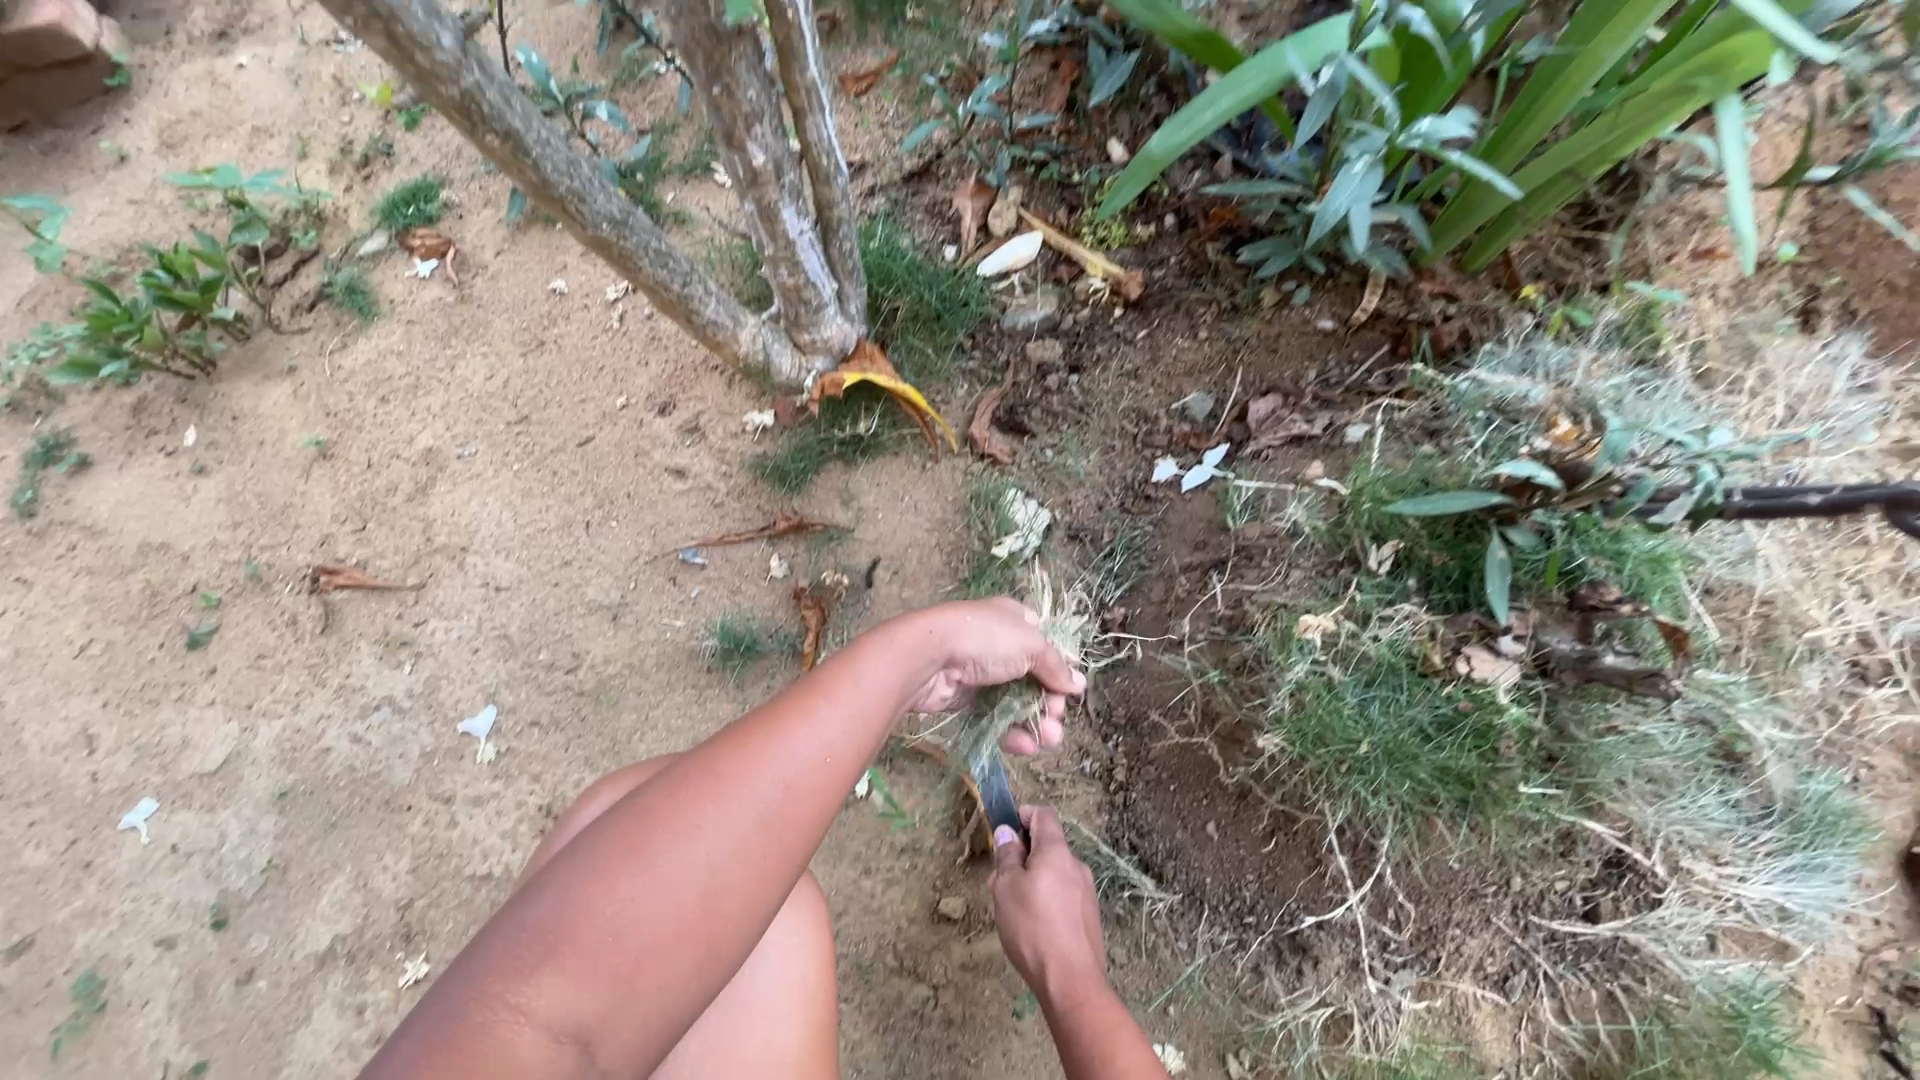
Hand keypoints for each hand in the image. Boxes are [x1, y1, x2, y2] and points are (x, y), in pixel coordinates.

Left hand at [901, 598, 1084, 754]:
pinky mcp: (966, 698)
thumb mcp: (1031, 645)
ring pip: (1016, 700)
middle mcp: (1000, 643)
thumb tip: (1078, 685)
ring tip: (1050, 739)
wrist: (929, 657)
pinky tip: (1028, 745)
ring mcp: (982, 672)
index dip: (1059, 668)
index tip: (1070, 690)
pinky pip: (996, 716)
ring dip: (1036, 721)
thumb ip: (1055, 666)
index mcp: (1015, 620)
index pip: (1046, 645)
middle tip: (1057, 717)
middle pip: (1034, 677)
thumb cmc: (985, 639)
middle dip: (1050, 701)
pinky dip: (1013, 731)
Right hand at [990, 806, 1108, 1006]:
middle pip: (1047, 846)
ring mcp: (1086, 891)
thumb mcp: (1006, 887)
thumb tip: (1008, 833)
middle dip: (1022, 855)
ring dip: (1032, 879)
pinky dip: (1046, 898)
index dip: (1023, 814)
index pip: (1043, 815)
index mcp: (1056, 851)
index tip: (1005, 830)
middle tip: (999, 880)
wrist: (1071, 981)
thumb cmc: (1032, 926)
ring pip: (1054, 873)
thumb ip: (1007, 856)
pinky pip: (1063, 894)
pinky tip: (1032, 925)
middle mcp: (1076, 865)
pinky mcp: (1088, 915)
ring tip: (1011, 908)